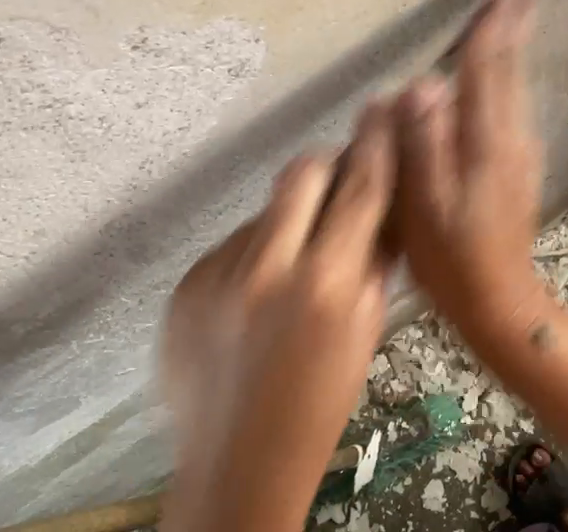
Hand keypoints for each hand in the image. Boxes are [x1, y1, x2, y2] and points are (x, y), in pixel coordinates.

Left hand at [161, 103, 398, 531]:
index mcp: (328, 284)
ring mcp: (218, 274)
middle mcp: (270, 268)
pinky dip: (252, 256)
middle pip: (302, 172)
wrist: (236, 463)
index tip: (381, 105)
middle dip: (326, 166)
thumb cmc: (319, 403)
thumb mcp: (365, 332)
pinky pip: (231, 245)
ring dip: (287, 220)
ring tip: (289, 269)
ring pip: (265, 210)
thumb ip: (374, 260)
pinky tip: (253, 299)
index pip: (361, 189)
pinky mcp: (186, 284)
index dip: (376, 141)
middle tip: (336, 181)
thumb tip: (381, 199)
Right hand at [395, 0, 545, 348]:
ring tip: (513, 6)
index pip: (490, 65)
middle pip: (512, 64)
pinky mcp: (519, 161)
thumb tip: (422, 83)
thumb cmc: (453, 258)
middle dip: (516, 18)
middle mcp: (511, 134)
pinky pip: (512, 98)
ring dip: (514, 40)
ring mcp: (520, 147)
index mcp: (486, 139)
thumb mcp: (426, 207)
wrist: (501, 302)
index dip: (497, 20)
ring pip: (516, 80)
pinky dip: (507, 68)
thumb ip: (423, 144)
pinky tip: (499, 65)